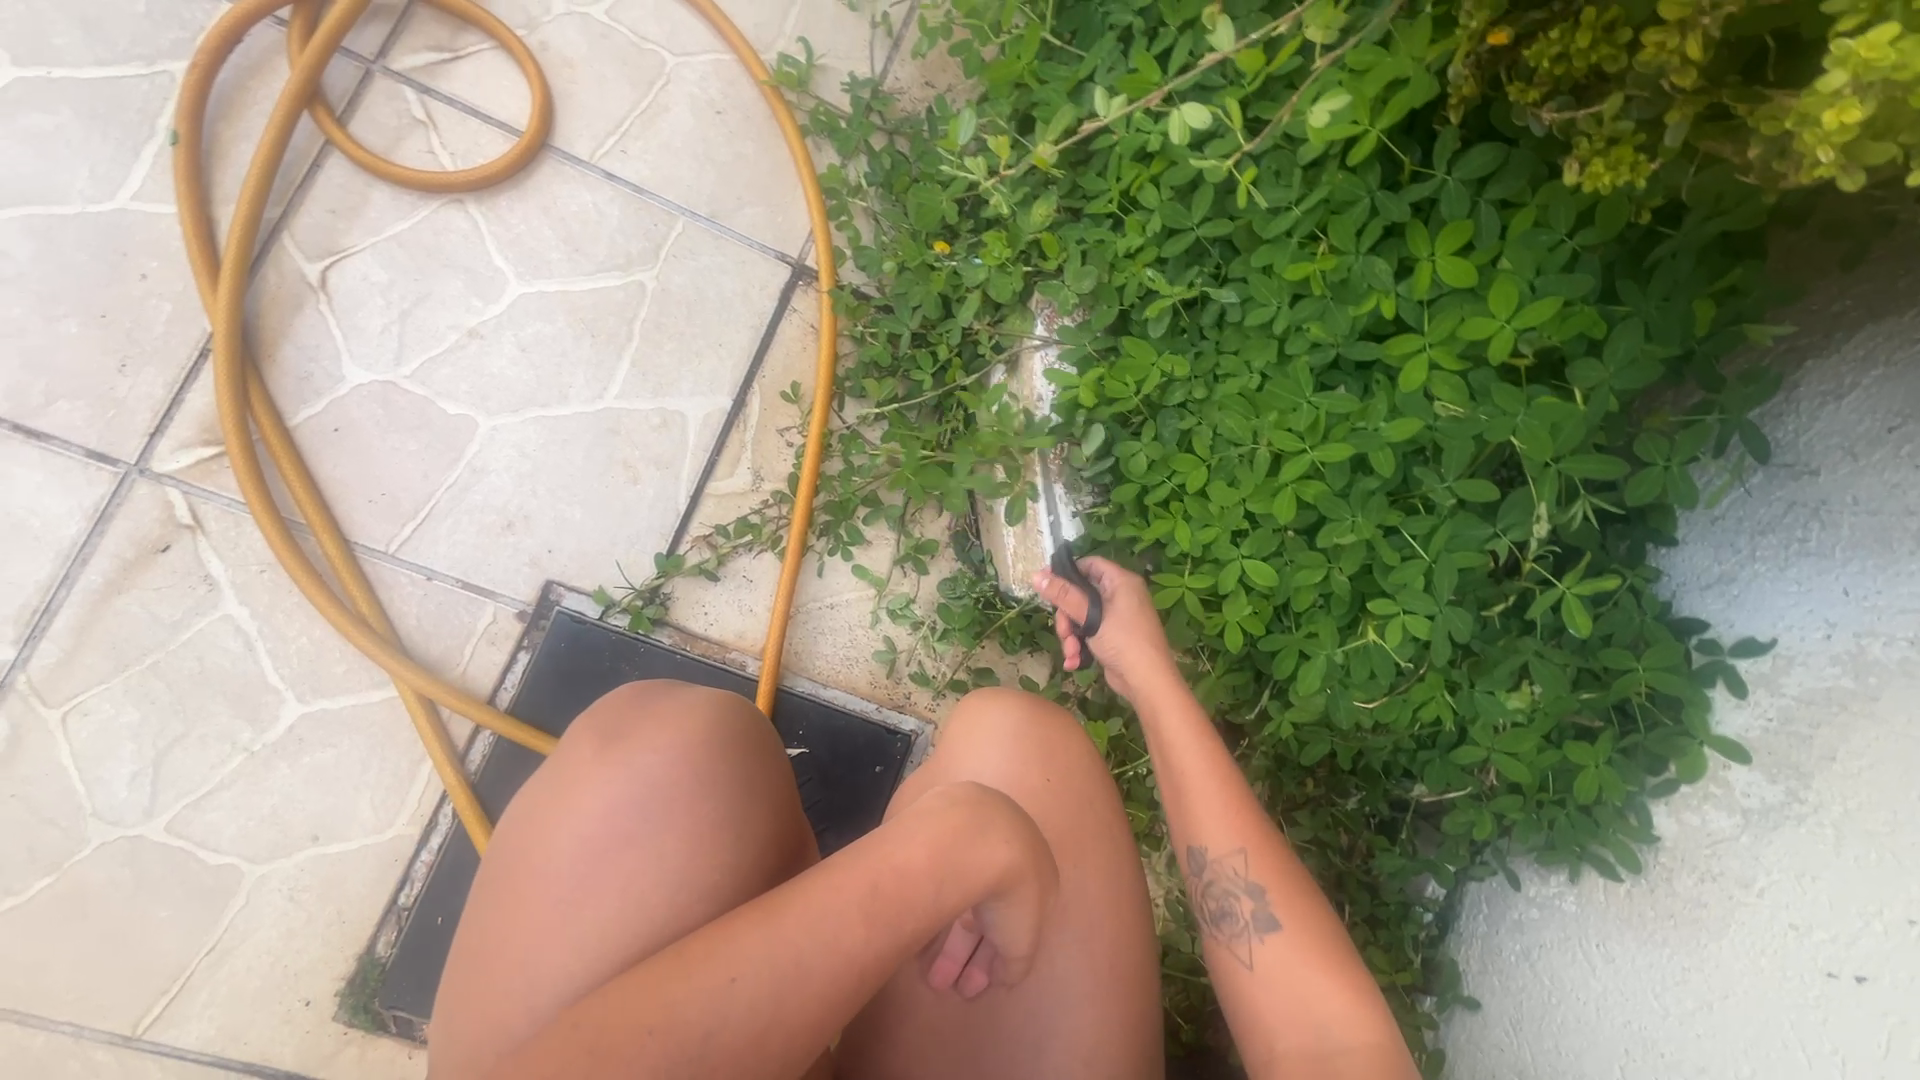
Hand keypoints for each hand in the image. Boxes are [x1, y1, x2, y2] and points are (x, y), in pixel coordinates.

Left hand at [909, 782, 1057, 997]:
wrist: (974, 836)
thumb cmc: (1012, 889)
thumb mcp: (1023, 940)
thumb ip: (1015, 961)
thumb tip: (1003, 975)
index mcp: (1032, 870)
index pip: (1011, 920)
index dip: (993, 957)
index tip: (974, 986)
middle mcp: (1001, 850)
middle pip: (980, 910)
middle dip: (963, 954)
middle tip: (944, 986)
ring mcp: (966, 838)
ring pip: (955, 896)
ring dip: (942, 939)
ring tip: (926, 975)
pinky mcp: (935, 831)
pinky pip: (932, 881)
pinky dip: (927, 910)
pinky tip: (914, 936)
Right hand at [1032, 555, 1180, 703]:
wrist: (1147, 681)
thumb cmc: (1123, 641)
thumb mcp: (1090, 617)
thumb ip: (1063, 595)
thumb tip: (1036, 575)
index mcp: (1121, 582)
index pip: (1089, 564)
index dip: (1067, 573)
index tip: (1048, 586)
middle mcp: (1120, 595)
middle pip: (1080, 595)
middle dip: (1067, 617)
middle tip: (1064, 632)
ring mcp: (1116, 617)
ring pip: (1081, 617)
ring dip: (1071, 636)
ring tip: (1072, 653)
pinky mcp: (1112, 636)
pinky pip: (1089, 633)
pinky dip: (1080, 645)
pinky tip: (1075, 661)